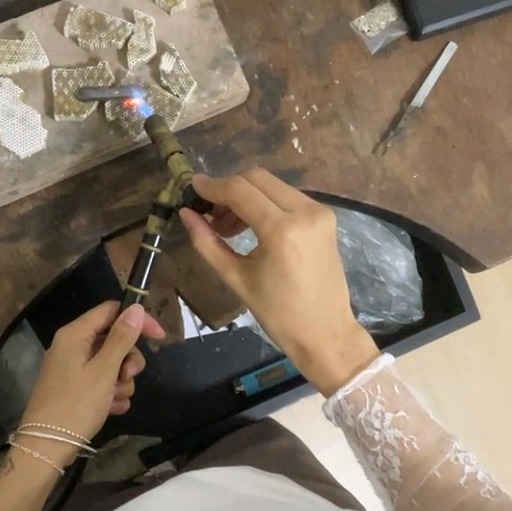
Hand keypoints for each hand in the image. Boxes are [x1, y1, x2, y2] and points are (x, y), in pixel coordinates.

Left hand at [18, 301, 165, 463]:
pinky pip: (103, 383)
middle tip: (127, 377)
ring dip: (121, 382)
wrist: (47, 446)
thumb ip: (121, 339)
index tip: (159, 338)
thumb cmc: (75, 405)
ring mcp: (73, 369)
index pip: (111, 311)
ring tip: (115, 399)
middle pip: (114, 340)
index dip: (136, 320)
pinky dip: (111, 394)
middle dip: (128, 360)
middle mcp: (73, 347)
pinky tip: (111, 408)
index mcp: (75, 335)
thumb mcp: (103, 370)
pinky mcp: (76, 389)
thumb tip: (136, 308)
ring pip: (111, 364)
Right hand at [180, 169, 379, 394]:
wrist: (325, 332)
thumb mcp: (237, 279)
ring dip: (246, 197)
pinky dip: (265, 204)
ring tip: (227, 227)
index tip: (191, 189)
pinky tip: (251, 227)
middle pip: (257, 179)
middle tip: (209, 214)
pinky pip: (288, 198)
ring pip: (273, 185)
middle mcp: (305, 212)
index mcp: (282, 230)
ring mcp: (319, 212)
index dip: (212, 187)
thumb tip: (186, 214)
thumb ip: (208, 243)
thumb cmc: (278, 314)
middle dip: (229, 190)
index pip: (239, 191)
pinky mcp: (325, 218)